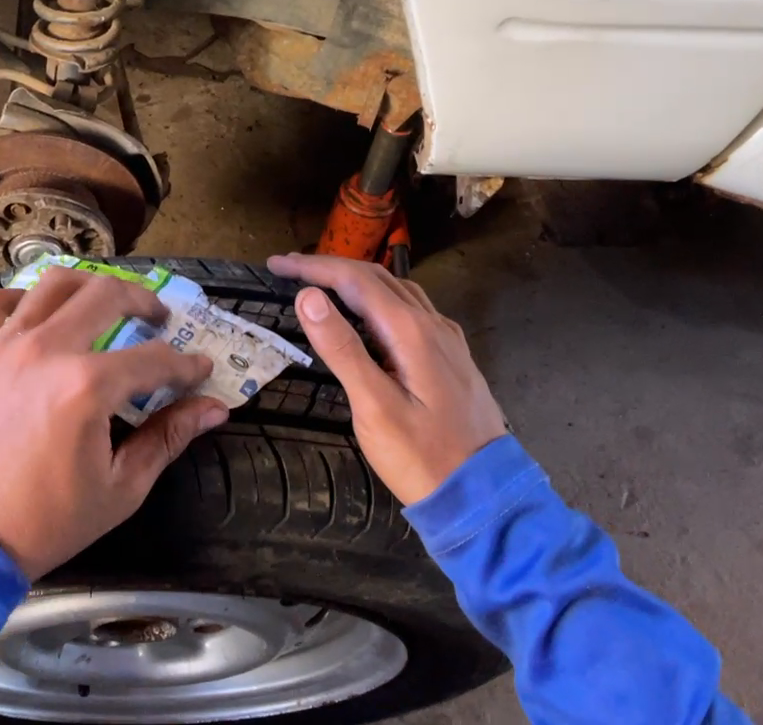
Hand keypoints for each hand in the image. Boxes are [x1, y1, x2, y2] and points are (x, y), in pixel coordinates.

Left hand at [0, 266, 229, 579]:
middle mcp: (46, 349)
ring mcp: (3, 345)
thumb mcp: (121, 488)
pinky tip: (37, 315)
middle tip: (157, 319)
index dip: (186, 364)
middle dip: (143, 301)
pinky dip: (21, 298)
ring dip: (88, 286)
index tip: (200, 369)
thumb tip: (215, 408)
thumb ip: (169, 437)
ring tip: (105, 303)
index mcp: (87, 386)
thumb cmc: (47, 521)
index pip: (153, 359)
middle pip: (106, 295)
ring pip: (52, 283)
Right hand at [267, 253, 506, 503]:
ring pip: (396, 289)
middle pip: (376, 277)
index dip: (312, 267)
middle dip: (329, 267)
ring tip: (318, 282)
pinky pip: (410, 308)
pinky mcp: (450, 356)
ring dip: (354, 278)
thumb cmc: (422, 457)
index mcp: (411, 331)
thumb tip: (307, 297)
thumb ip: (342, 349)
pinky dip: (376, 297)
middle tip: (287, 268)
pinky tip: (365, 313)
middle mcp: (432, 324)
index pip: (355, 280)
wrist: (486, 497)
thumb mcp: (374, 407)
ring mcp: (445, 339)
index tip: (276, 264)